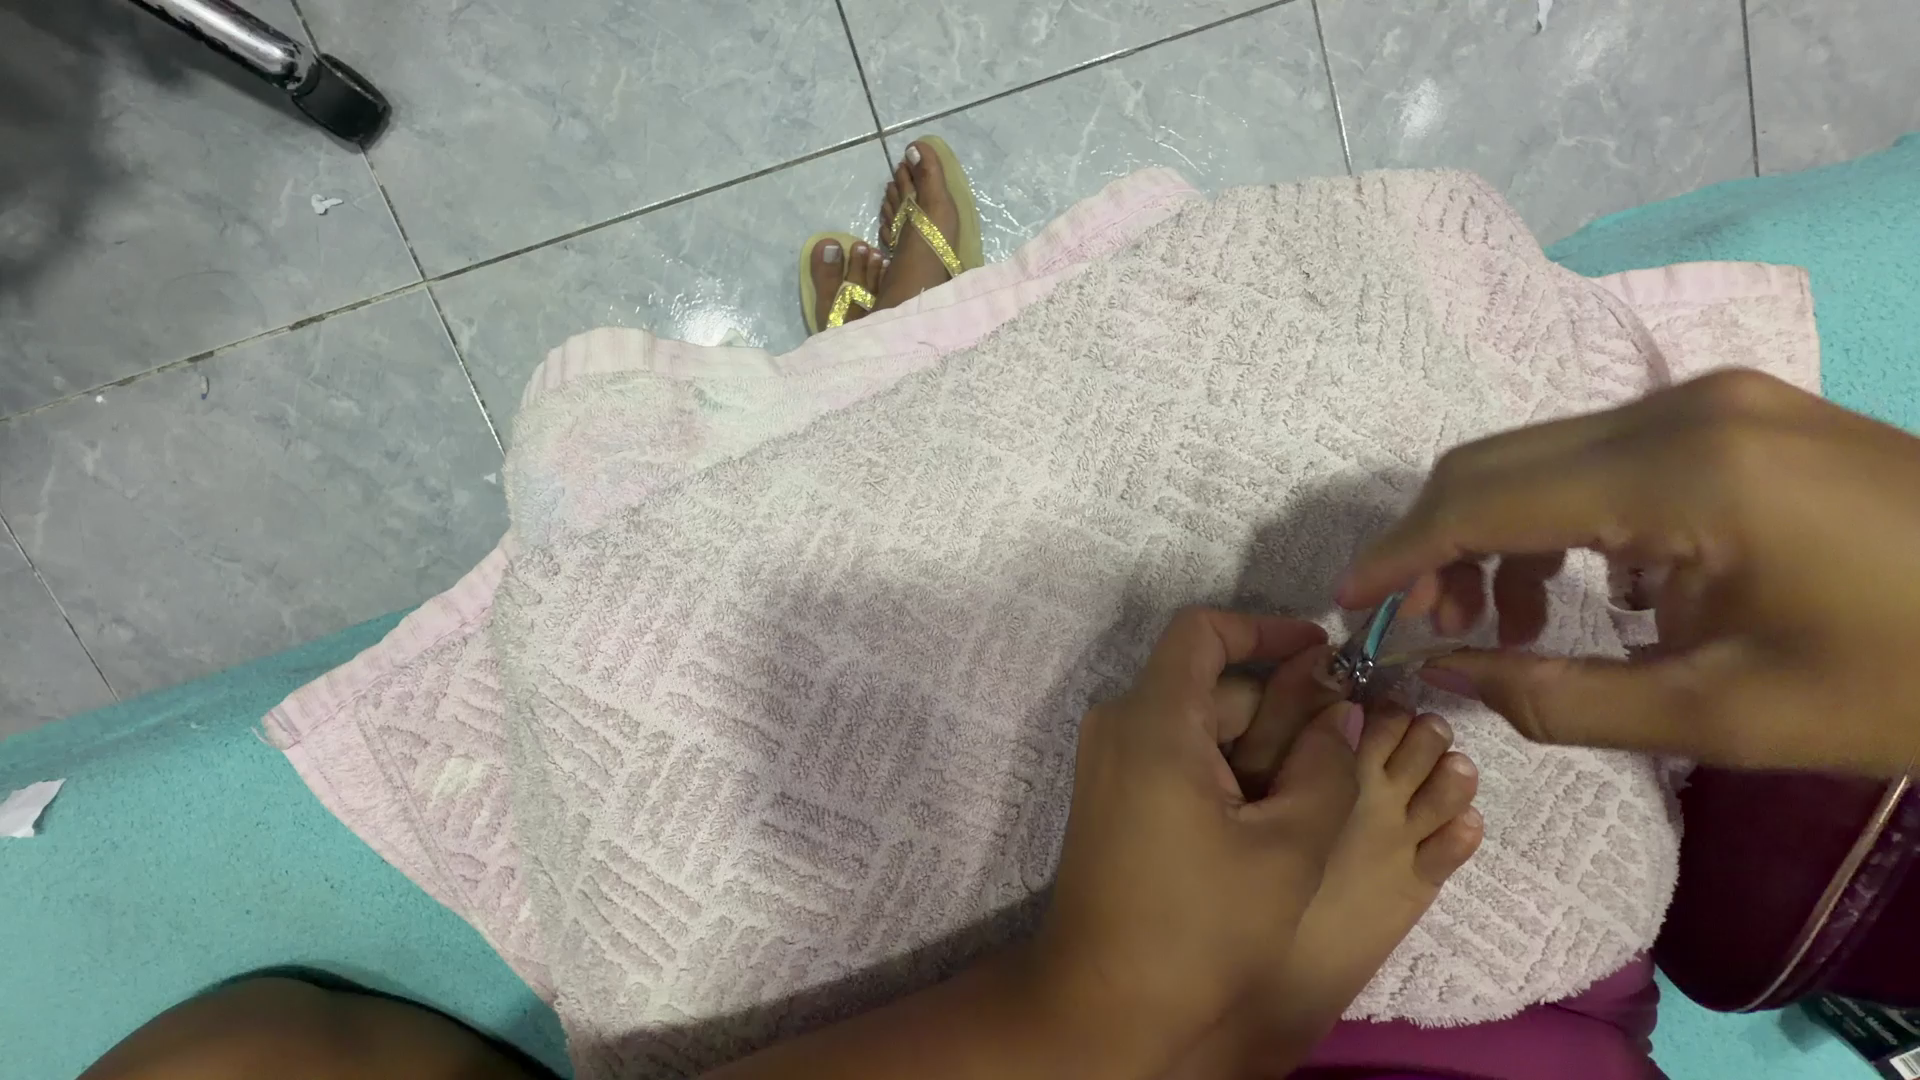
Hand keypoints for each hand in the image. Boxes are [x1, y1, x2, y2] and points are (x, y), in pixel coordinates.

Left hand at [1033, 608, 1357, 1067]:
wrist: (1103, 996)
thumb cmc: (1199, 925)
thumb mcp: (1287, 848)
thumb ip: (1326, 767)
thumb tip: (1343, 711)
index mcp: (1153, 719)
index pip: (1201, 630)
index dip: (1263, 627)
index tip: (1322, 651)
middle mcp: (1118, 721)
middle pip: (1206, 683)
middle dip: (1275, 706)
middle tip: (1336, 752)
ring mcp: (1106, 755)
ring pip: (1193, 720)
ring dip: (1253, 743)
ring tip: (1305, 798)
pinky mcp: (1107, 787)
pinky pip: (1169, 749)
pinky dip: (1220, 764)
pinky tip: (1260, 817)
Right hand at [1341, 369, 1919, 775]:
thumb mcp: (1731, 715)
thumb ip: (1557, 697)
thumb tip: (1442, 672)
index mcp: (1679, 472)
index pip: (1478, 501)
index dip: (1398, 555)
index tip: (1350, 602)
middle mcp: (1674, 409)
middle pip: (1487, 464)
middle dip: (1429, 545)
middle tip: (1422, 624)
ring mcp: (1703, 400)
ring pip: (1527, 455)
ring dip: (1481, 533)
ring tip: (1491, 618)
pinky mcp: (1722, 413)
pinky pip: (1584, 456)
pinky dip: (1542, 518)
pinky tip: (1570, 583)